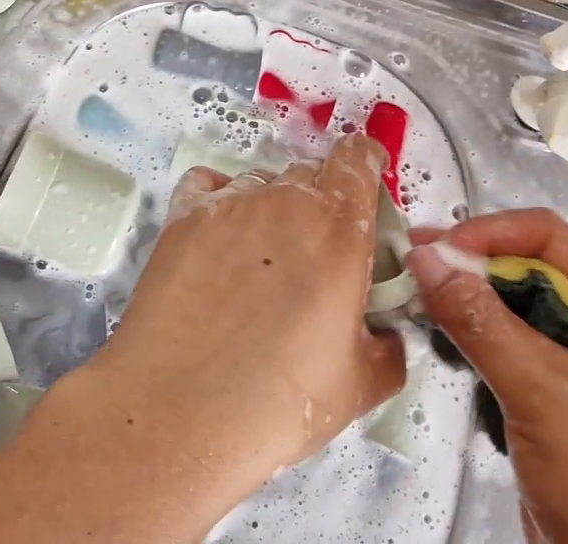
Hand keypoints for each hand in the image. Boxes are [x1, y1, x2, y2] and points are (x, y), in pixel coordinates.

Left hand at [87, 135, 406, 490]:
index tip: (365, 180)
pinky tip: (217, 234)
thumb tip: (386, 339)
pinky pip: (205, 185)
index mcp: (339, 229)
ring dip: (270, 206)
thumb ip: (386, 349)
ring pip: (260, 182)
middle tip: (315, 250)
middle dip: (320, 200)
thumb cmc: (279, 399)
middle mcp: (284, 201)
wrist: (182, 407)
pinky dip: (217, 197)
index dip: (365, 162)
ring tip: (261, 258)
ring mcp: (228, 205)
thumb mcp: (359, 385)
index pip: (357, 160)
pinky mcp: (181, 218)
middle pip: (309, 173)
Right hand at [406, 210, 567, 543]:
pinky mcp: (562, 408)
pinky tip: (445, 341)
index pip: (550, 238)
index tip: (434, 252)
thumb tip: (424, 254)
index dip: (489, 234)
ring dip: (470, 302)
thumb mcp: (541, 394)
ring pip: (519, 313)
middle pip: (532, 271)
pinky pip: (516, 353)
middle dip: (472, 265)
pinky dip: (478, 340)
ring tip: (418, 301)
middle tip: (412, 270)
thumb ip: (480, 321)